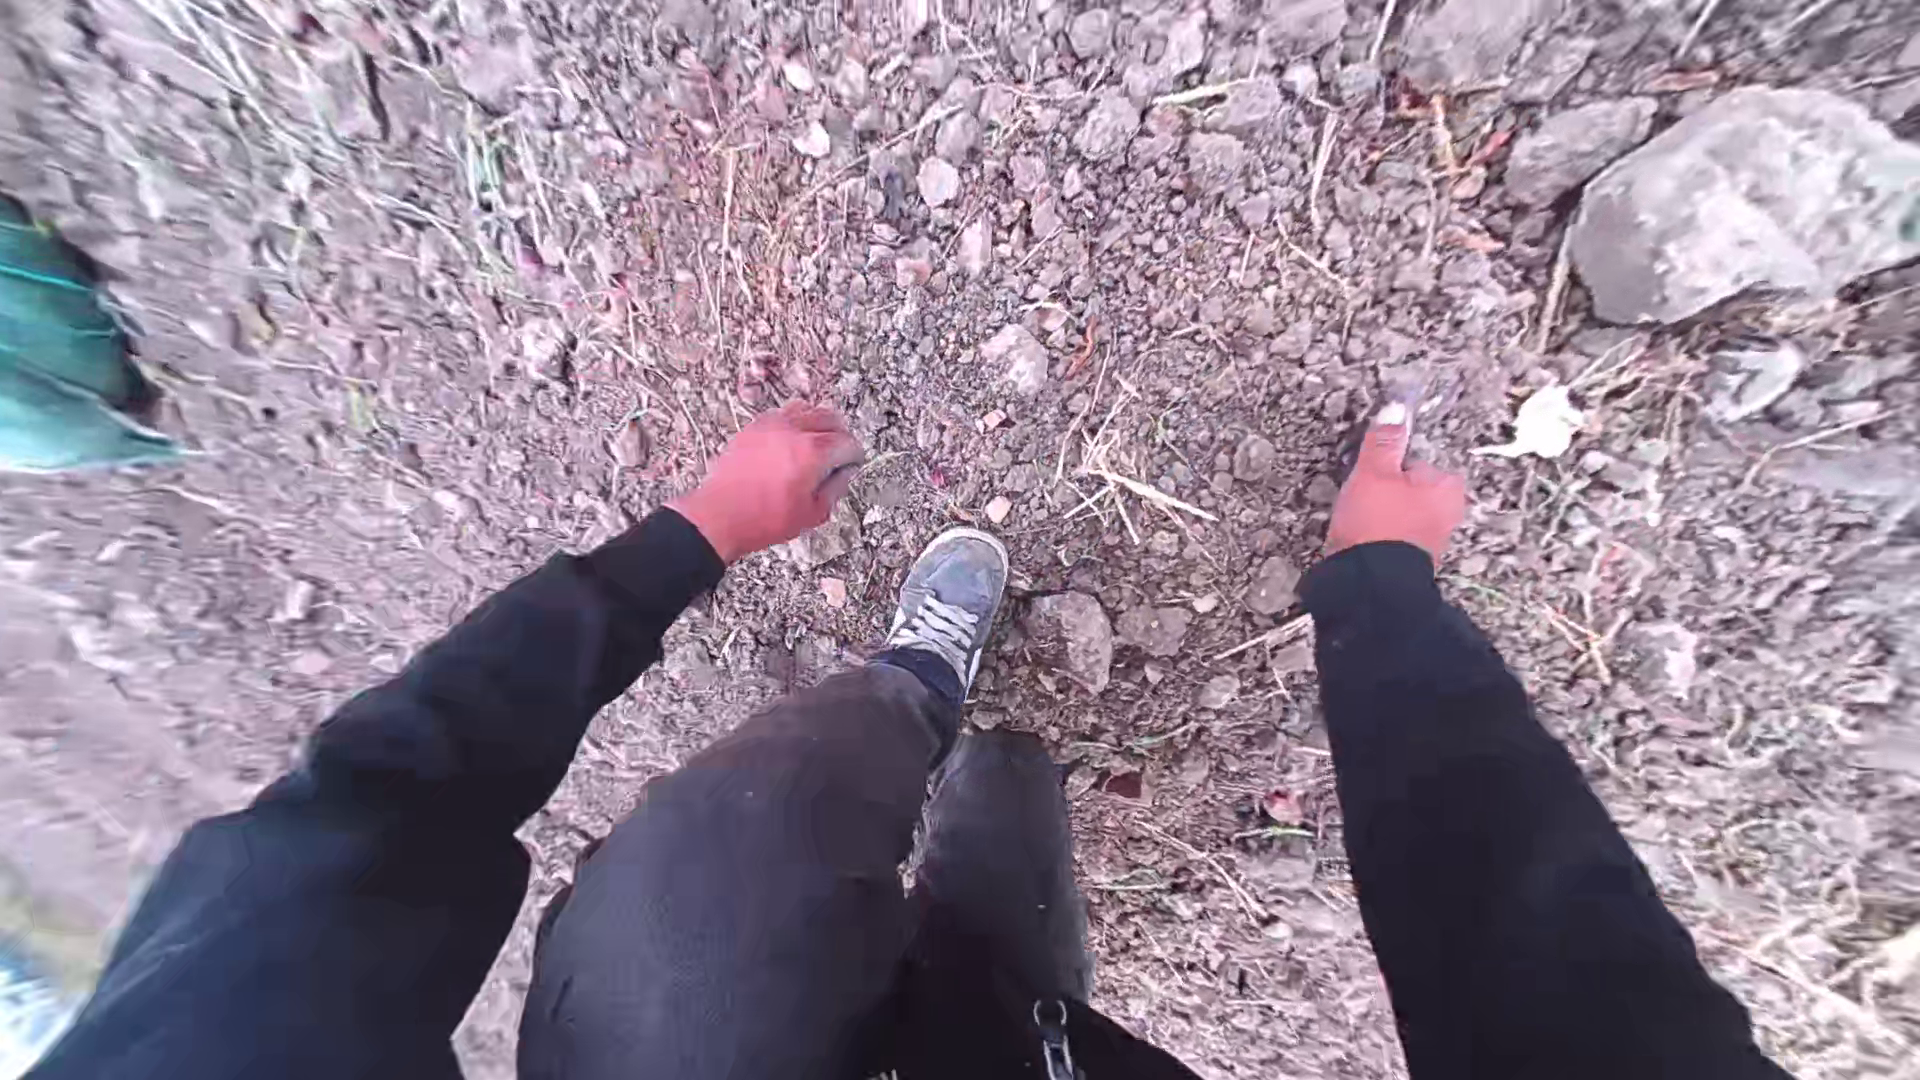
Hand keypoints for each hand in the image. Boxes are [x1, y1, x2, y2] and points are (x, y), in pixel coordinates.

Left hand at [668, 402, 864, 563]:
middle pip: (830, 417)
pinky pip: (782, 414)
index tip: (854, 463)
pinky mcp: (753, 429)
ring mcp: (770, 426)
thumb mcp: (813, 513)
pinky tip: (794, 440)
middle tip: (842, 451)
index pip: (848, 442)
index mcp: (812, 453)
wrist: (720, 517)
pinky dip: (794, 422)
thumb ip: (835, 488)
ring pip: (806, 409)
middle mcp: (792, 432)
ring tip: (820, 441)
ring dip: (818, 422)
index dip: (855, 455)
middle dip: (841, 434)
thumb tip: (844, 474)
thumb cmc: (761, 519)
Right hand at [1325, 403, 1466, 564]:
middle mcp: (1449, 510)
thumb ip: (1384, 442)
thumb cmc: (1376, 521)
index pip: (1412, 461)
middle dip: (1383, 491)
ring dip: (1378, 513)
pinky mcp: (1413, 556)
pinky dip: (1378, 533)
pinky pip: (1394, 532)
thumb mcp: (1373, 473)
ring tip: (1355, 520)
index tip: (1365, 478)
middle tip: (1358, 500)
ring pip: (1399, 510)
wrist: (1369, 578)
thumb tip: (1395, 408)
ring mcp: (1433, 535)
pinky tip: (1361, 537)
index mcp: (1447, 485)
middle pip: (1407, 486)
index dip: (1383, 467)